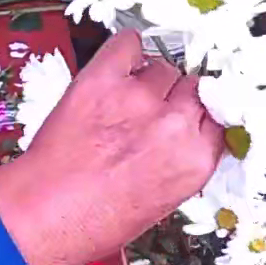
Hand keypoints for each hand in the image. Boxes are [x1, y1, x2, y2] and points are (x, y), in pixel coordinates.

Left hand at [0, 30, 221, 264]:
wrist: (45, 217)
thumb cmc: (101, 219)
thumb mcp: (168, 197)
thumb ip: (187, 157)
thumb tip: (191, 128)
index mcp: (196, 160)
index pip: (220, 115)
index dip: (202, 113)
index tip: (190, 114)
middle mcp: (175, 126)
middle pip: (195, 87)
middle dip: (178, 98)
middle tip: (156, 110)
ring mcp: (139, 99)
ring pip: (164, 68)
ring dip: (151, 80)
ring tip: (128, 99)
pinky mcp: (103, 80)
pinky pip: (128, 45)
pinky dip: (126, 51)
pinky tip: (120, 67)